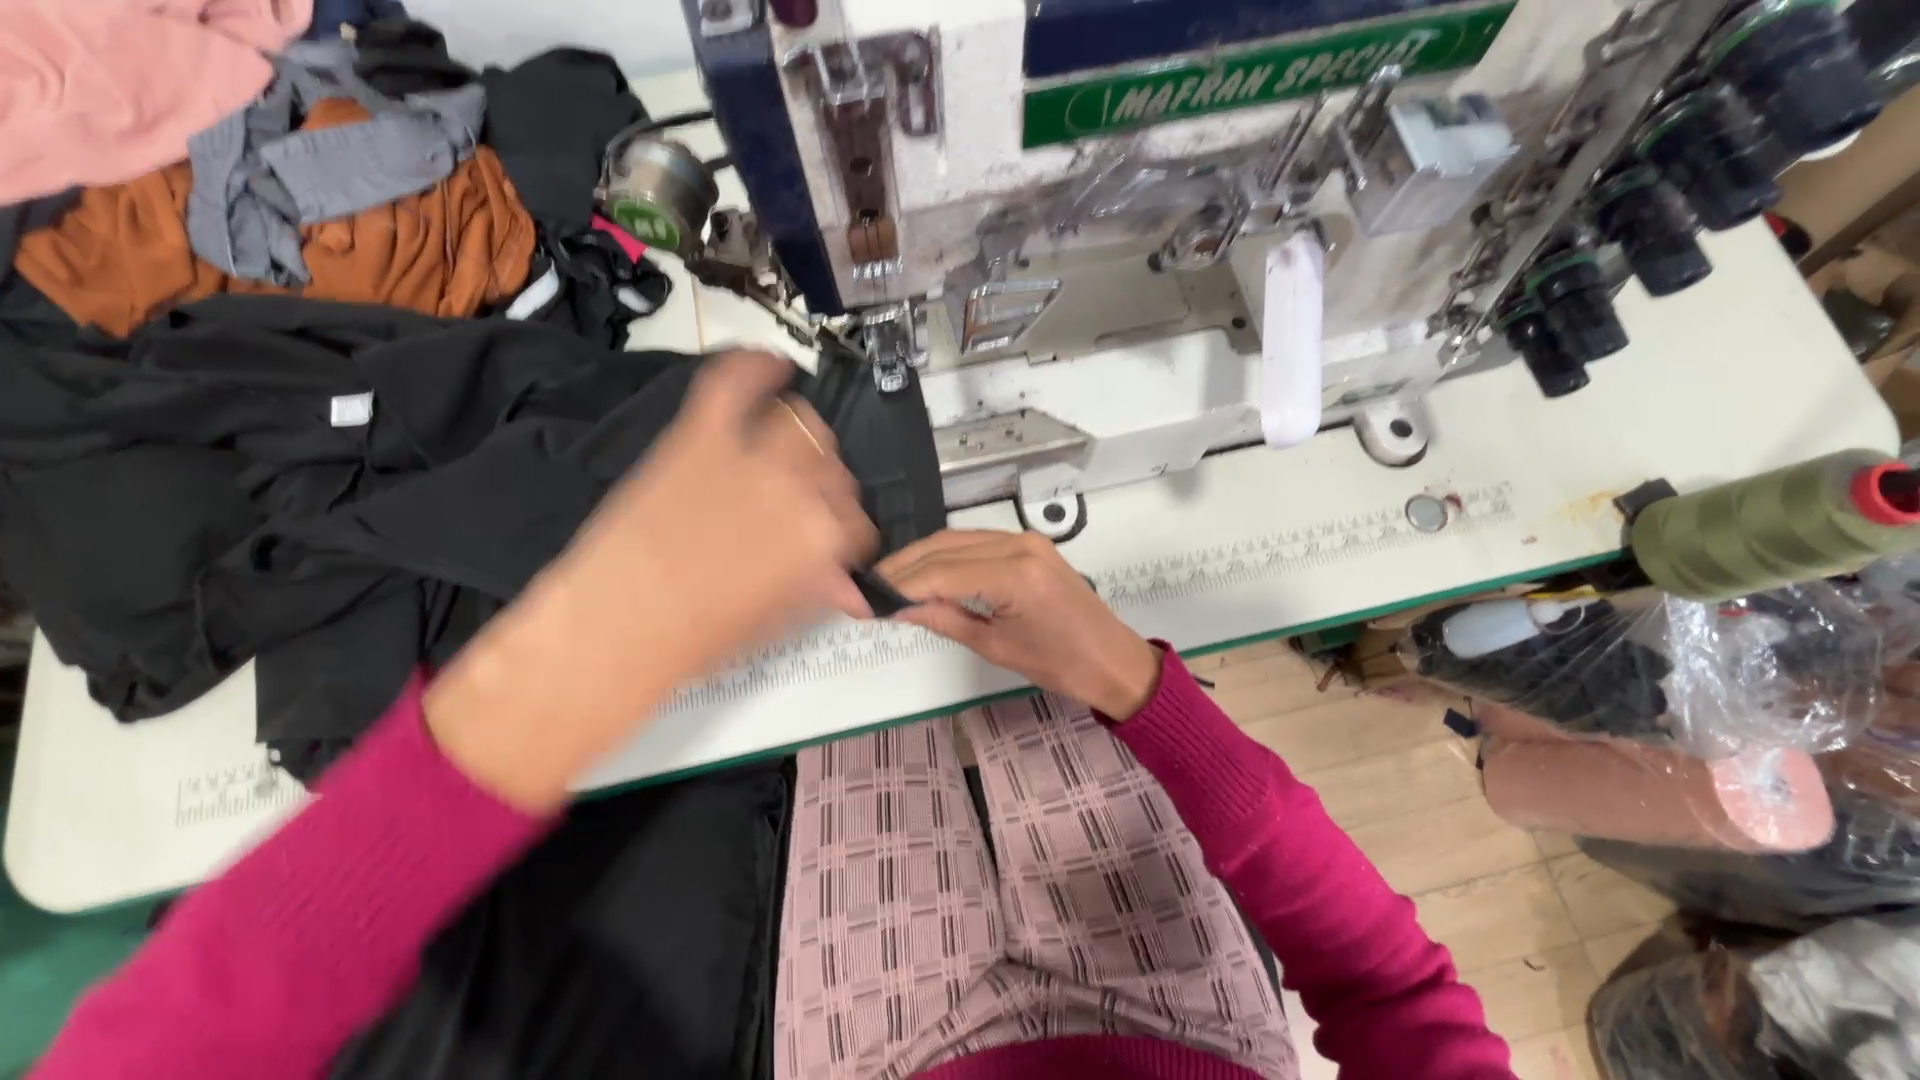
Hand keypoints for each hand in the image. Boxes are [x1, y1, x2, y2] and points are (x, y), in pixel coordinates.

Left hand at [427, 350, 878, 810]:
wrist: (618, 622)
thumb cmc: (700, 635)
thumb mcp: (779, 620)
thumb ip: (823, 589)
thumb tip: (849, 581)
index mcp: (824, 537)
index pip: (858, 521)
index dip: (846, 533)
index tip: (833, 542)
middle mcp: (798, 488)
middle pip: (835, 469)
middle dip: (827, 489)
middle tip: (802, 507)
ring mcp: (748, 454)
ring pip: (802, 422)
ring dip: (805, 436)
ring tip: (790, 450)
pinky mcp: (699, 434)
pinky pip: (736, 380)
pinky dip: (756, 364)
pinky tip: (773, 363)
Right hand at [877, 530, 1162, 719]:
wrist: (1112, 659)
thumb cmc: (1059, 664)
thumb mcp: (996, 647)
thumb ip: (945, 619)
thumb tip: (899, 608)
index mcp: (1014, 575)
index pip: (940, 571)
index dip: (900, 584)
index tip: (868, 598)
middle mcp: (1019, 545)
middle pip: (945, 546)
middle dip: (904, 566)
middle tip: (870, 587)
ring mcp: (1026, 540)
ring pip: (958, 539)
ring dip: (922, 557)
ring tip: (890, 580)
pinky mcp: (1030, 544)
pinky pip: (977, 542)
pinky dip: (947, 554)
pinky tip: (926, 572)